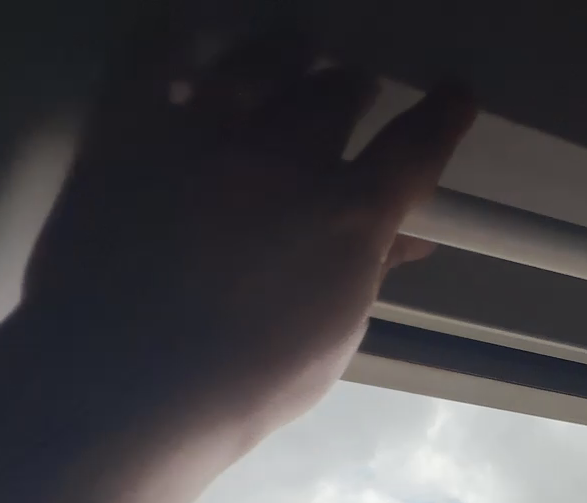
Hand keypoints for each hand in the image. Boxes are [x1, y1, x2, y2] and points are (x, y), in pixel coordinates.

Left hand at [19, 25, 474, 447]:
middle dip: (356, 87)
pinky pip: (154, 59)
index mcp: (350, 215)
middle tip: (359, 85)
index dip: (442, 117)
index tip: (457, 94)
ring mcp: (204, 138)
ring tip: (298, 49)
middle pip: (336, 96)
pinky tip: (197, 38)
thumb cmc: (262, 372)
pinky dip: (180, 40)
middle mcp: (286, 160)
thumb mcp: (341, 325)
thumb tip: (404, 238)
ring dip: (288, 55)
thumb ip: (371, 269)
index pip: (413, 150)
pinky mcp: (129, 131)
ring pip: (259, 66)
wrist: (136, 379)